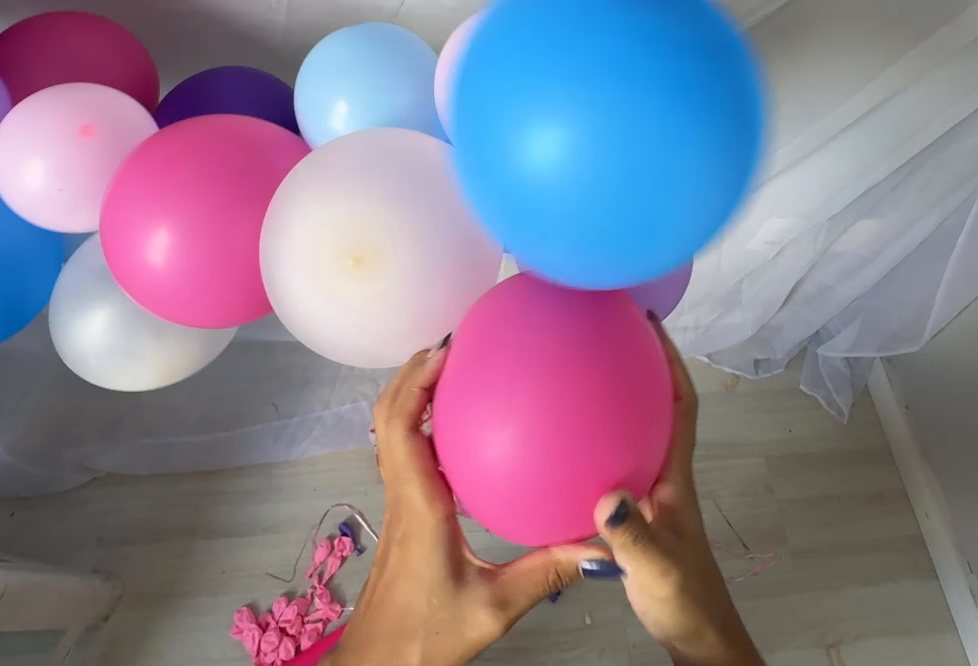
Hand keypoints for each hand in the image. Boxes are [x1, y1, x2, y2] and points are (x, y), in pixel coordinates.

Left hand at [328, 344, 604, 665]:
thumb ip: (546, 573)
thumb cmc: (427, 635)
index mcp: (418, 502)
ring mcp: (398, 499)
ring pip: (391, 428)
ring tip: (454, 368)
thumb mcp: (494, 607)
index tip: (447, 347)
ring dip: (412, 390)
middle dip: (413, 371)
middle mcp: (402, 490)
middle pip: (388, 413)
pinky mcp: (403, 509)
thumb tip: (598, 546)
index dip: (416, 380)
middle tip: (454, 343)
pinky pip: (406, 449)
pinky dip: (423, 421)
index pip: (401, 426)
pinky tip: (464, 425)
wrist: (380, 665)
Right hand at [588, 325, 762, 665]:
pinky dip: (593, 446)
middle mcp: (665, 473)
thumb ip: (633, 535)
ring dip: (618, 401)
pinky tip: (560, 450)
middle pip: (658, 405)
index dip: (671, 361)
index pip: (681, 403)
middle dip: (641, 366)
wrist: (697, 636)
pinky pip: (614, 462)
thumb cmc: (685, 599)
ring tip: (579, 377)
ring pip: (635, 431)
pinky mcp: (636, 512)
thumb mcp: (657, 568)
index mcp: (676, 474)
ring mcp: (651, 492)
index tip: (651, 325)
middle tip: (609, 336)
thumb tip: (606, 494)